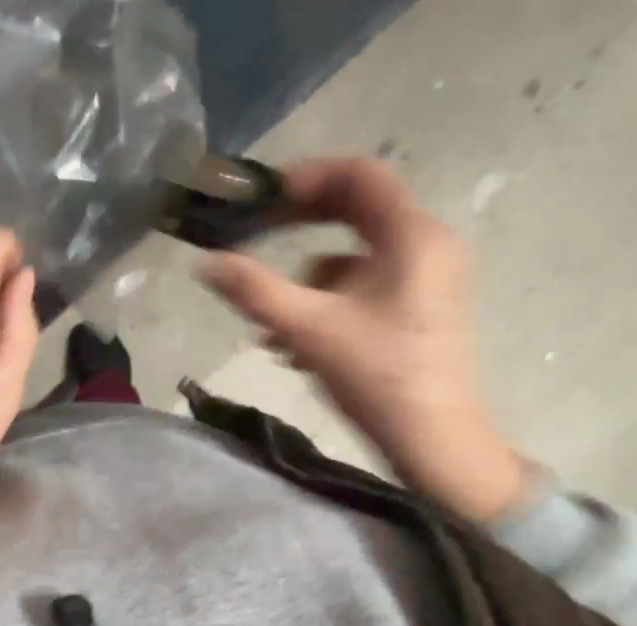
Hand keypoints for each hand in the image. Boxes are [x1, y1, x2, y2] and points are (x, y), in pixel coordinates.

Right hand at [197, 158, 525, 521]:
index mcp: (412, 237)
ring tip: (270, 324)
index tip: (260, 200)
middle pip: (356, 213)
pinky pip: (364, 286)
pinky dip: (326, 302)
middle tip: (253, 242)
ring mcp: (427, 278)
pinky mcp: (419, 308)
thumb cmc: (377, 377)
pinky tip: (295, 344)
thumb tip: (204, 263)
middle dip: (298, 230)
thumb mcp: (307, 329)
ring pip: (353, 256)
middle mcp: (427, 245)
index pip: (359, 175)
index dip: (305, 177)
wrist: (433, 439)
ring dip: (305, 280)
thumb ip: (253, 291)